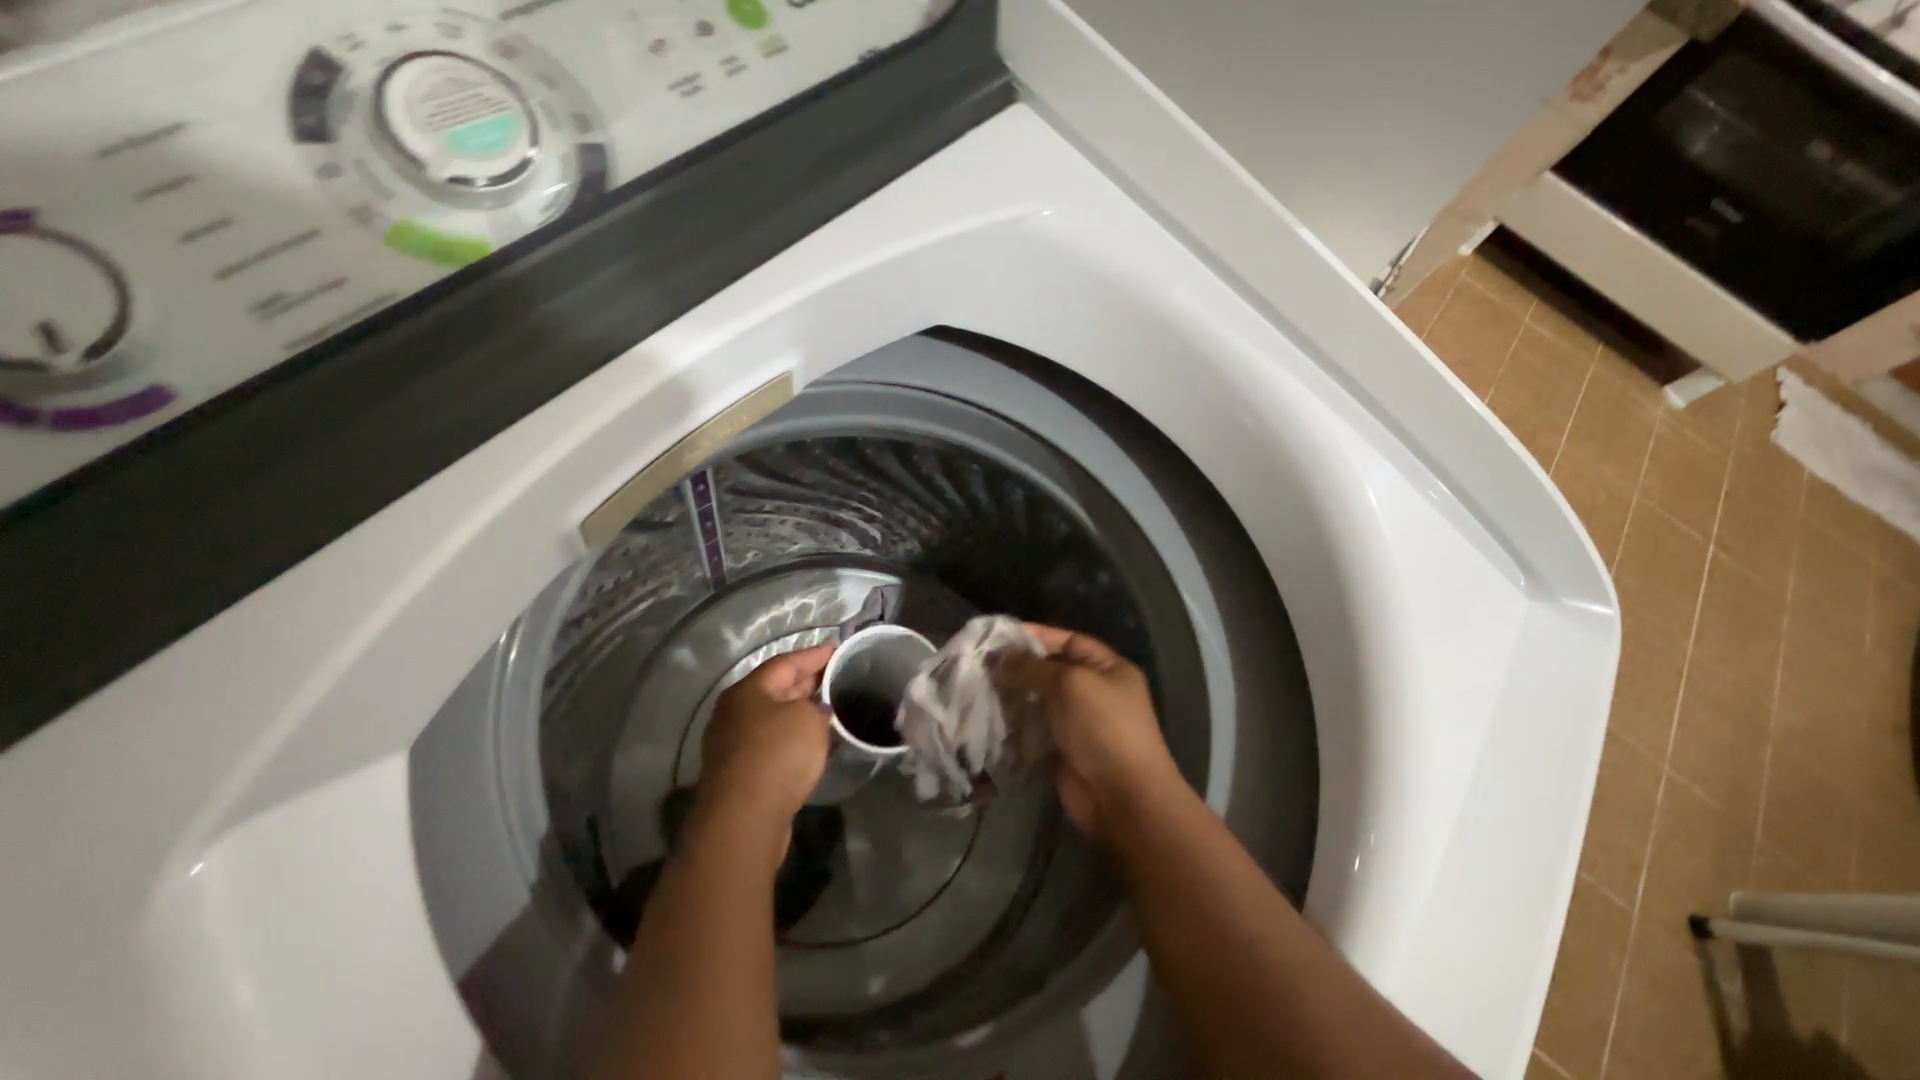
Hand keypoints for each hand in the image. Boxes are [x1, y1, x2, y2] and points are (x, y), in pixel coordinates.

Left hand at [699, 644, 834, 824]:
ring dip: (800, 712)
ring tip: (830, 708)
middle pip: (775, 689)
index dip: (814, 655)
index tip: (838, 649)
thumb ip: (817, 707)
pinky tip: (812, 743)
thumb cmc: (777, 755)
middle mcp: (733, 712)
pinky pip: (771, 743)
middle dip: (807, 682)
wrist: (744, 817)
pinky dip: (792, 737)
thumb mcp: (808, 719)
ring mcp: (732, 743)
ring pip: (772, 718)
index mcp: (747, 690)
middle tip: (837, 676)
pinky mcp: (739, 772)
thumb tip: (816, 712)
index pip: (785, 662)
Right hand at [994, 625, 1184, 841]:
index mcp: (1109, 669)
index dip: (1035, 636)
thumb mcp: (1070, 684)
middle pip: (1050, 671)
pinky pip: (1032, 731)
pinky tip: (985, 717)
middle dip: (1017, 667)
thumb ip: (1032, 668)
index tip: (997, 635)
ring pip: (1038, 702)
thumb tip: (995, 659)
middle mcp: (1095, 693)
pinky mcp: (1061, 751)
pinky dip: (1012, 725)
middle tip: (979, 663)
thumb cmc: (1103, 727)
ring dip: (1011, 696)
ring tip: (976, 688)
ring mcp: (1078, 724)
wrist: (1121, 796)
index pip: (1069, 641)